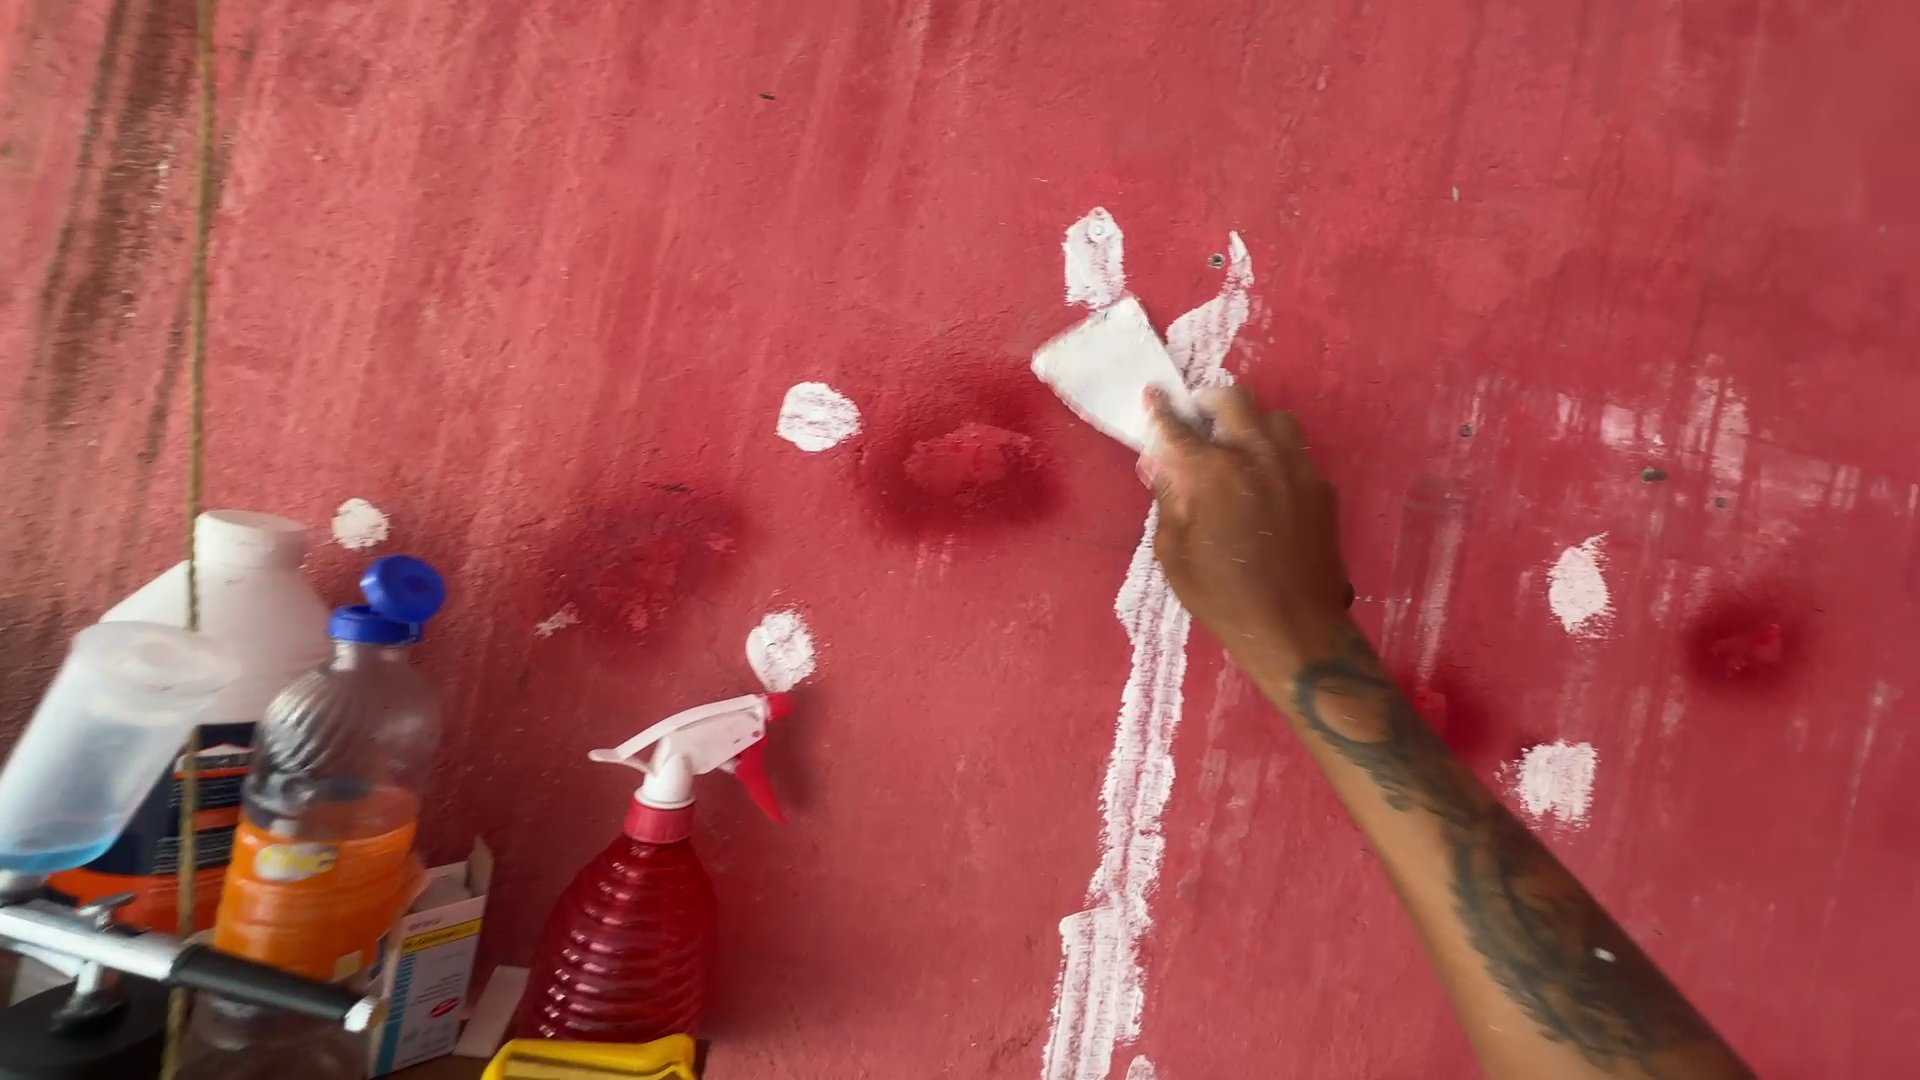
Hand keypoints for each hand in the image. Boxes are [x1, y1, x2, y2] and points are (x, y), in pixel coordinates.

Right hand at [1141, 385, 1351, 673]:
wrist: (1291, 626)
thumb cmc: (1219, 593)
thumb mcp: (1173, 551)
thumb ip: (1167, 499)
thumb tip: (1159, 463)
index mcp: (1212, 472)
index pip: (1178, 427)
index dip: (1161, 409)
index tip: (1153, 394)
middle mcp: (1257, 457)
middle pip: (1235, 400)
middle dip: (1210, 403)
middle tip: (1198, 421)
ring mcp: (1296, 469)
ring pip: (1276, 419)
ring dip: (1252, 424)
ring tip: (1238, 448)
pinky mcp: (1322, 488)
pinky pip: (1297, 454)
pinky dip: (1277, 457)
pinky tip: (1267, 486)